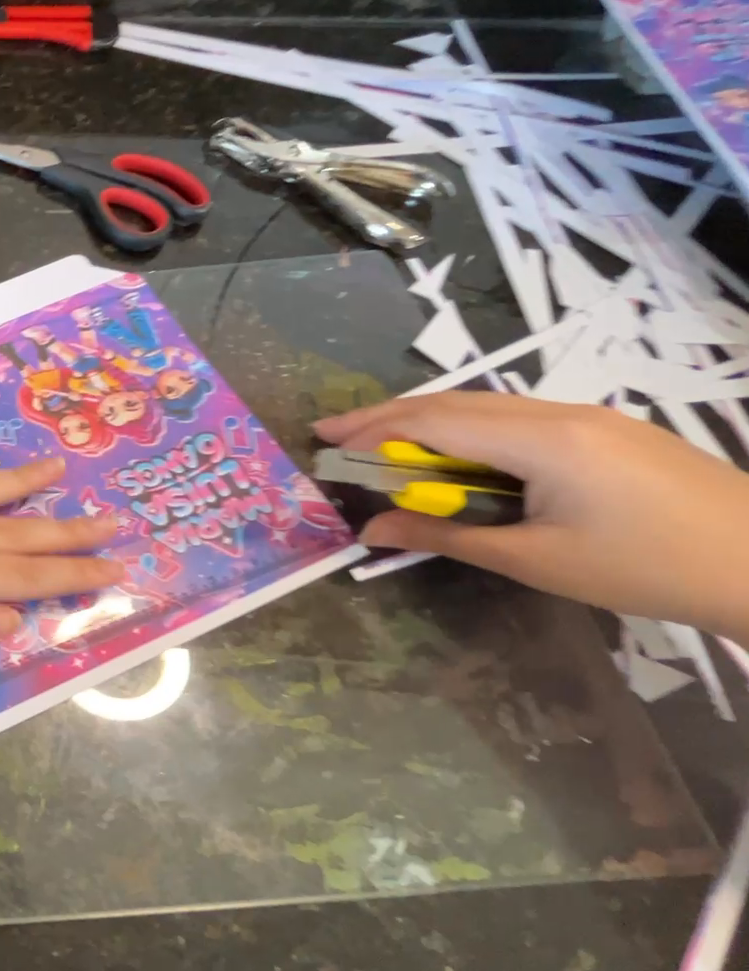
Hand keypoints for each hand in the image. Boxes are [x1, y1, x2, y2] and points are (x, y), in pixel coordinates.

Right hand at [314, 392, 748, 640]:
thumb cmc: (647, 568)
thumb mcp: (533, 560)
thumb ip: (444, 536)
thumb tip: (370, 530)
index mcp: (543, 441)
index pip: (433, 422)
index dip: (372, 430)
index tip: (324, 444)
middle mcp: (560, 414)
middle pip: (452, 402)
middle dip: (384, 415)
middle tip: (331, 432)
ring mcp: (587, 418)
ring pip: (482, 405)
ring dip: (421, 420)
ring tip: (375, 442)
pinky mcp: (603, 432)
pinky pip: (512, 417)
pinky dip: (462, 430)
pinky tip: (446, 452)